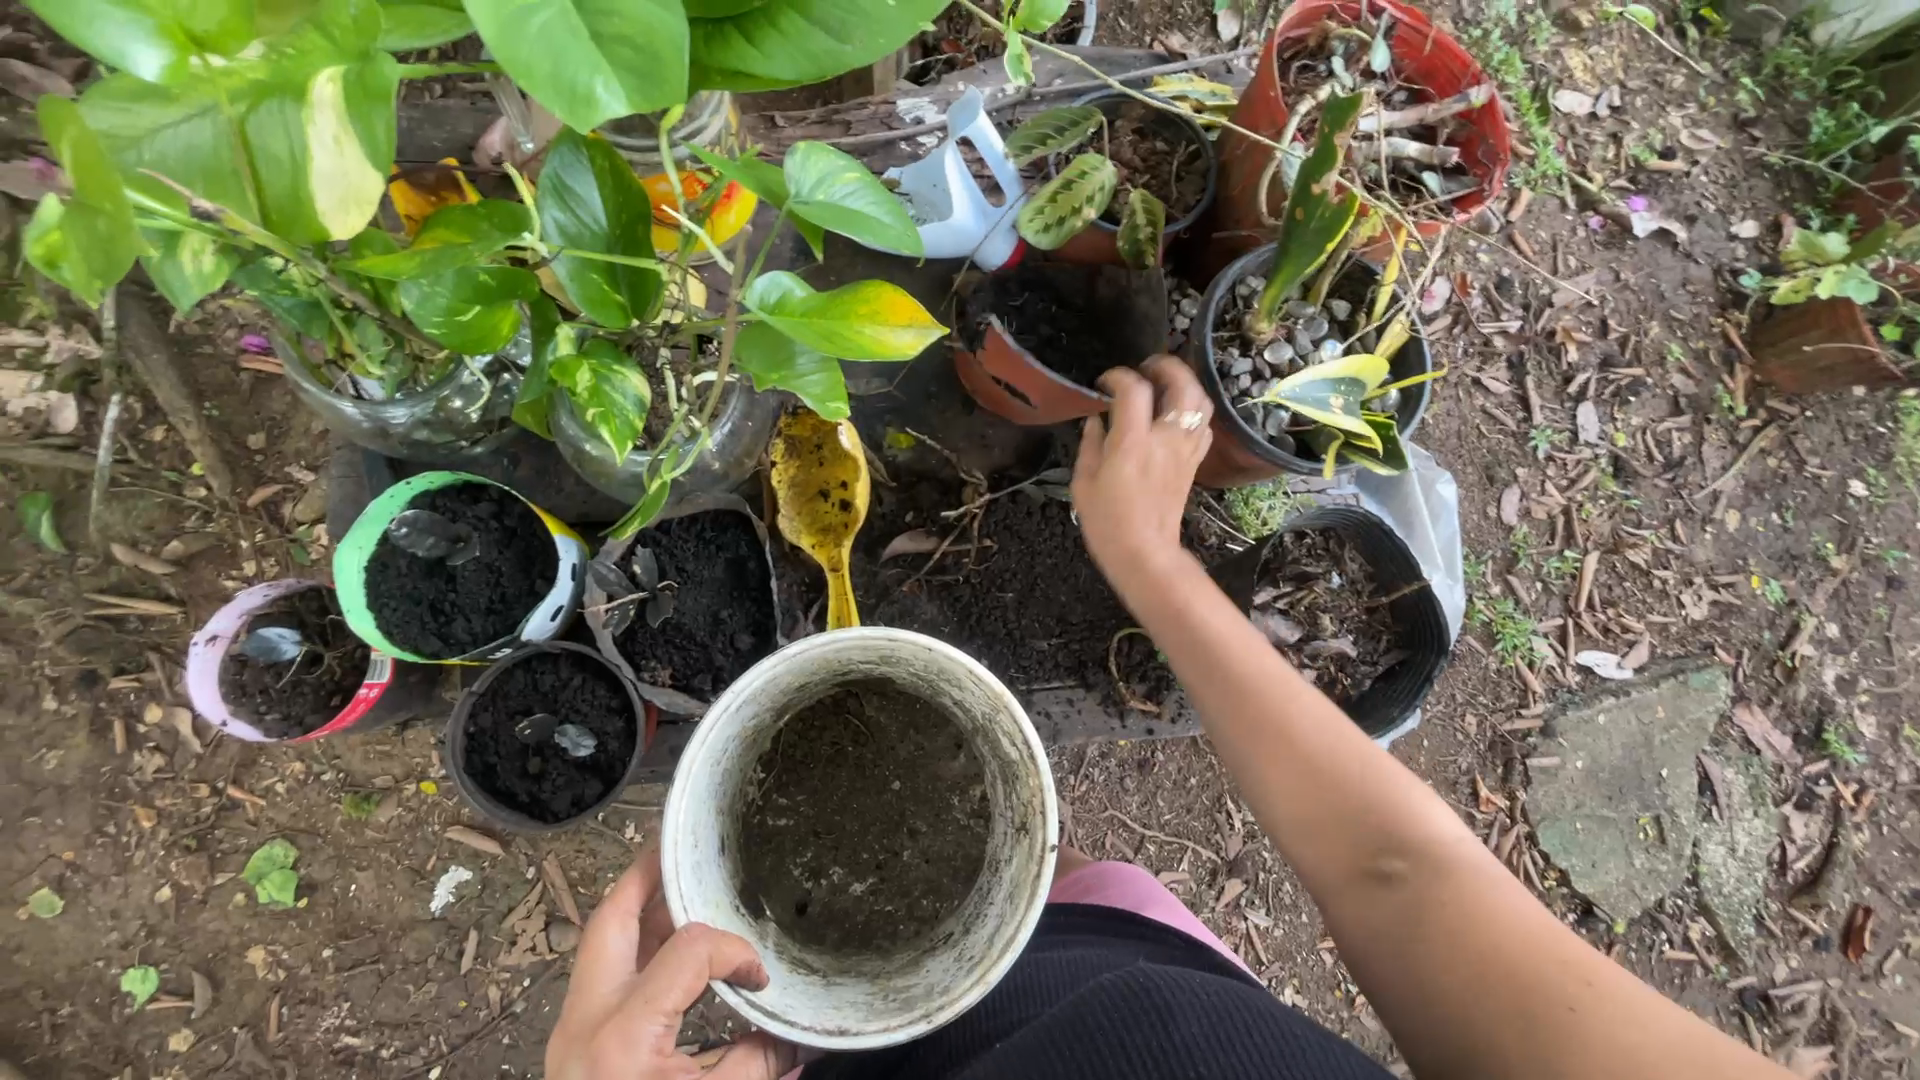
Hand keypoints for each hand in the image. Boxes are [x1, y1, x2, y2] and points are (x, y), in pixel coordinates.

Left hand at [547, 845, 796, 1079]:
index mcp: (623, 1036)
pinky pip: (604, 976)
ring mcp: (571, 1034)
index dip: (735, 951)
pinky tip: (668, 949)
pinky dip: (638, 950)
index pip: (690, 950)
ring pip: (601, 944)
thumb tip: (795, 1041)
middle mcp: (586, 1023)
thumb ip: (755, 1066)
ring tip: (682, 889)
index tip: (760, 976)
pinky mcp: (574, 1048)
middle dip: (649, 876)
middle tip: (686, 848)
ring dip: (643, 911)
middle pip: (610, 920)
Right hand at [1071, 355, 1212, 591]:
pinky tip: (1176, 415)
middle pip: (1182, 384)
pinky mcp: (1194, 462)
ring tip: (1165, 384)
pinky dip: (1193, 411)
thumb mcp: (1083, 482)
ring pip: (1201, 401)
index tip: (1104, 382)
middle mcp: (1165, 440)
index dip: (1118, 376)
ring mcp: (1185, 450)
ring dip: (1185, 384)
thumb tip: (1095, 420)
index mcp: (1132, 443)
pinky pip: (1204, 426)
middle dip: (1166, 366)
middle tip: (1145, 367)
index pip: (1133, 390)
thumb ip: (1090, 443)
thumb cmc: (1106, 521)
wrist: (1143, 552)